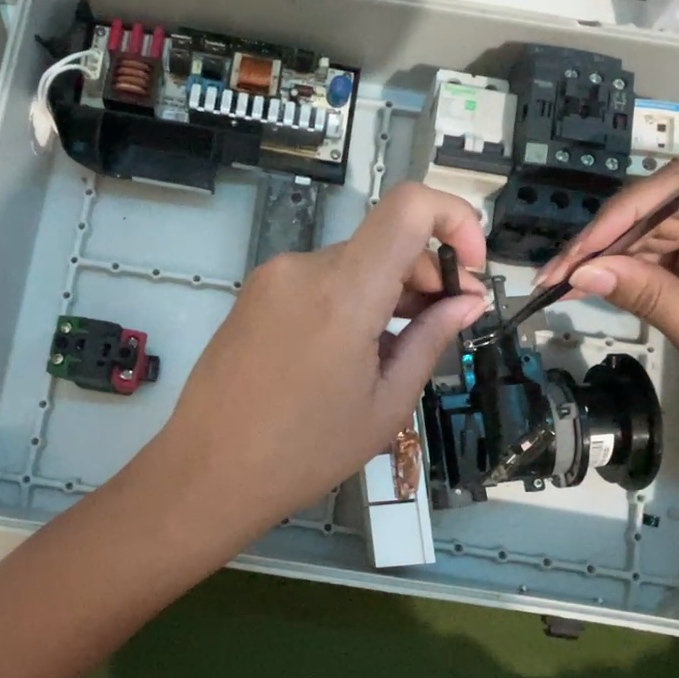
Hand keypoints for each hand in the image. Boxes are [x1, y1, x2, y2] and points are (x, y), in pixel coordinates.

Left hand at [145, 183, 488, 535]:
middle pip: (383, 241)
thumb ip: (431, 340)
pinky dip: (349, 301)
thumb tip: (467, 301)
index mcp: (343, 291)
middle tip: (444, 326)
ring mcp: (271, 279)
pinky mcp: (253, 296)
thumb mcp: (386, 404)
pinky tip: (349, 354)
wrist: (208, 471)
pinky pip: (317, 282)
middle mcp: (304, 268)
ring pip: (351, 264)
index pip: (409, 206)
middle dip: (424, 276)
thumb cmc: (304, 452)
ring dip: (386, 293)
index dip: (454, 220)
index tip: (470, 270)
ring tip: (393, 353)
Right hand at [535, 162, 678, 424]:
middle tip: (558, 276)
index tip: (579, 252)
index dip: (622, 212)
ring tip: (567, 284)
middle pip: (669, 202)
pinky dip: (639, 266)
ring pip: (665, 222)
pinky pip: (677, 243)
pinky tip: (601, 283)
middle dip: (610, 238)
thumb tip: (584, 271)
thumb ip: (653, 300)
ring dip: (617, 253)